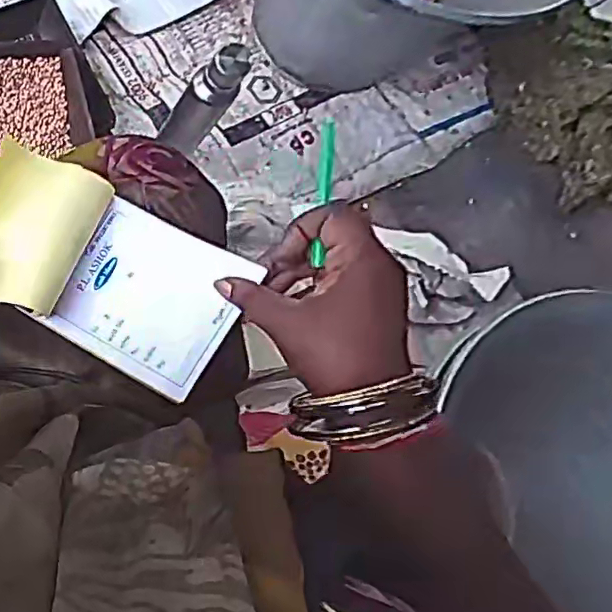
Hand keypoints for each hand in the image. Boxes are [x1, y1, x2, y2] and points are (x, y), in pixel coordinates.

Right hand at [217, 204, 410, 394]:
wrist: (366, 396)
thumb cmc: (342, 360)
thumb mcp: (284, 321)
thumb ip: (252, 295)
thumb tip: (230, 284)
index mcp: (362, 260)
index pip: (332, 215)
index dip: (298, 231)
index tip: (279, 257)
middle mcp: (378, 267)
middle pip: (330, 237)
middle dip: (293, 257)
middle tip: (271, 279)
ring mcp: (380, 286)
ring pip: (334, 259)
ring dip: (301, 273)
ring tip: (279, 298)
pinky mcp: (375, 304)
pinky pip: (343, 280)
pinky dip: (315, 288)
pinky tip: (296, 310)